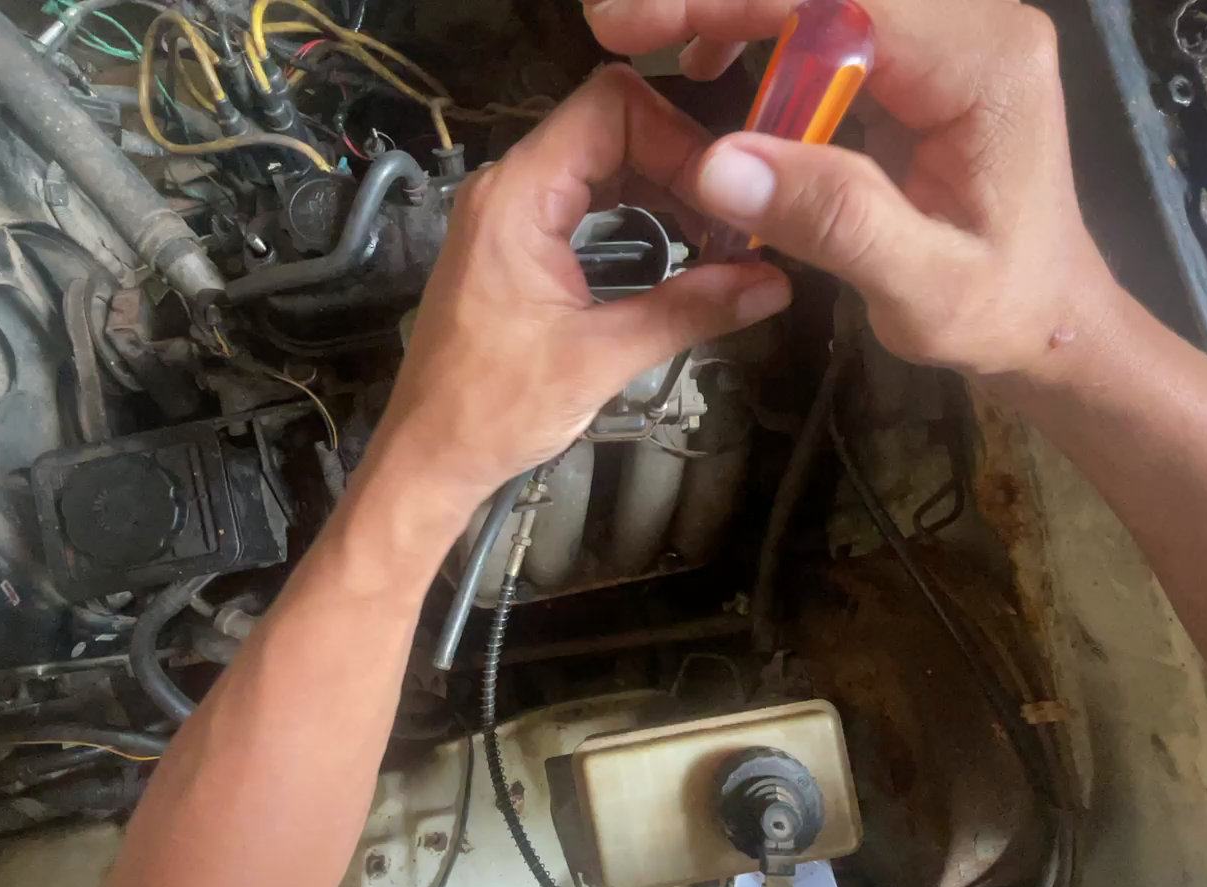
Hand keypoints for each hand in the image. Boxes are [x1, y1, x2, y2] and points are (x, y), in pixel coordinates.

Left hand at [372, 65, 792, 503]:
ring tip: (714, 239)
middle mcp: (508, 190)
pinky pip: (581, 208)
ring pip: (598, 169)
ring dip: (660, 194)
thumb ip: (688, 311)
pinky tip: (671, 253)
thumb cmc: (497, 410)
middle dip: (679, 167)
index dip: (680, 139)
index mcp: (518, 197)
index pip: (612, 109)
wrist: (432, 457)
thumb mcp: (600, 358)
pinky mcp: (514, 252)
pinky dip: (631, 220)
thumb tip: (774, 283)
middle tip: (733, 222)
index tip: (727, 201)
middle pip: (609, 131)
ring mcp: (507, 219)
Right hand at [584, 0, 1119, 376]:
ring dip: (737, 11)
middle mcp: (966, 29)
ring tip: (663, 44)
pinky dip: (762, 40)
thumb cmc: (996, 309)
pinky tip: (722, 68)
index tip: (637, 23)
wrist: (1046, 315)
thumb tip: (714, 165)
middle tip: (622, 21)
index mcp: (980, 65)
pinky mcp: (916, 70)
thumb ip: (833, 220)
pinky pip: (828, 32)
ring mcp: (941, 46)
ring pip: (823, 1)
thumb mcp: (921, 286)